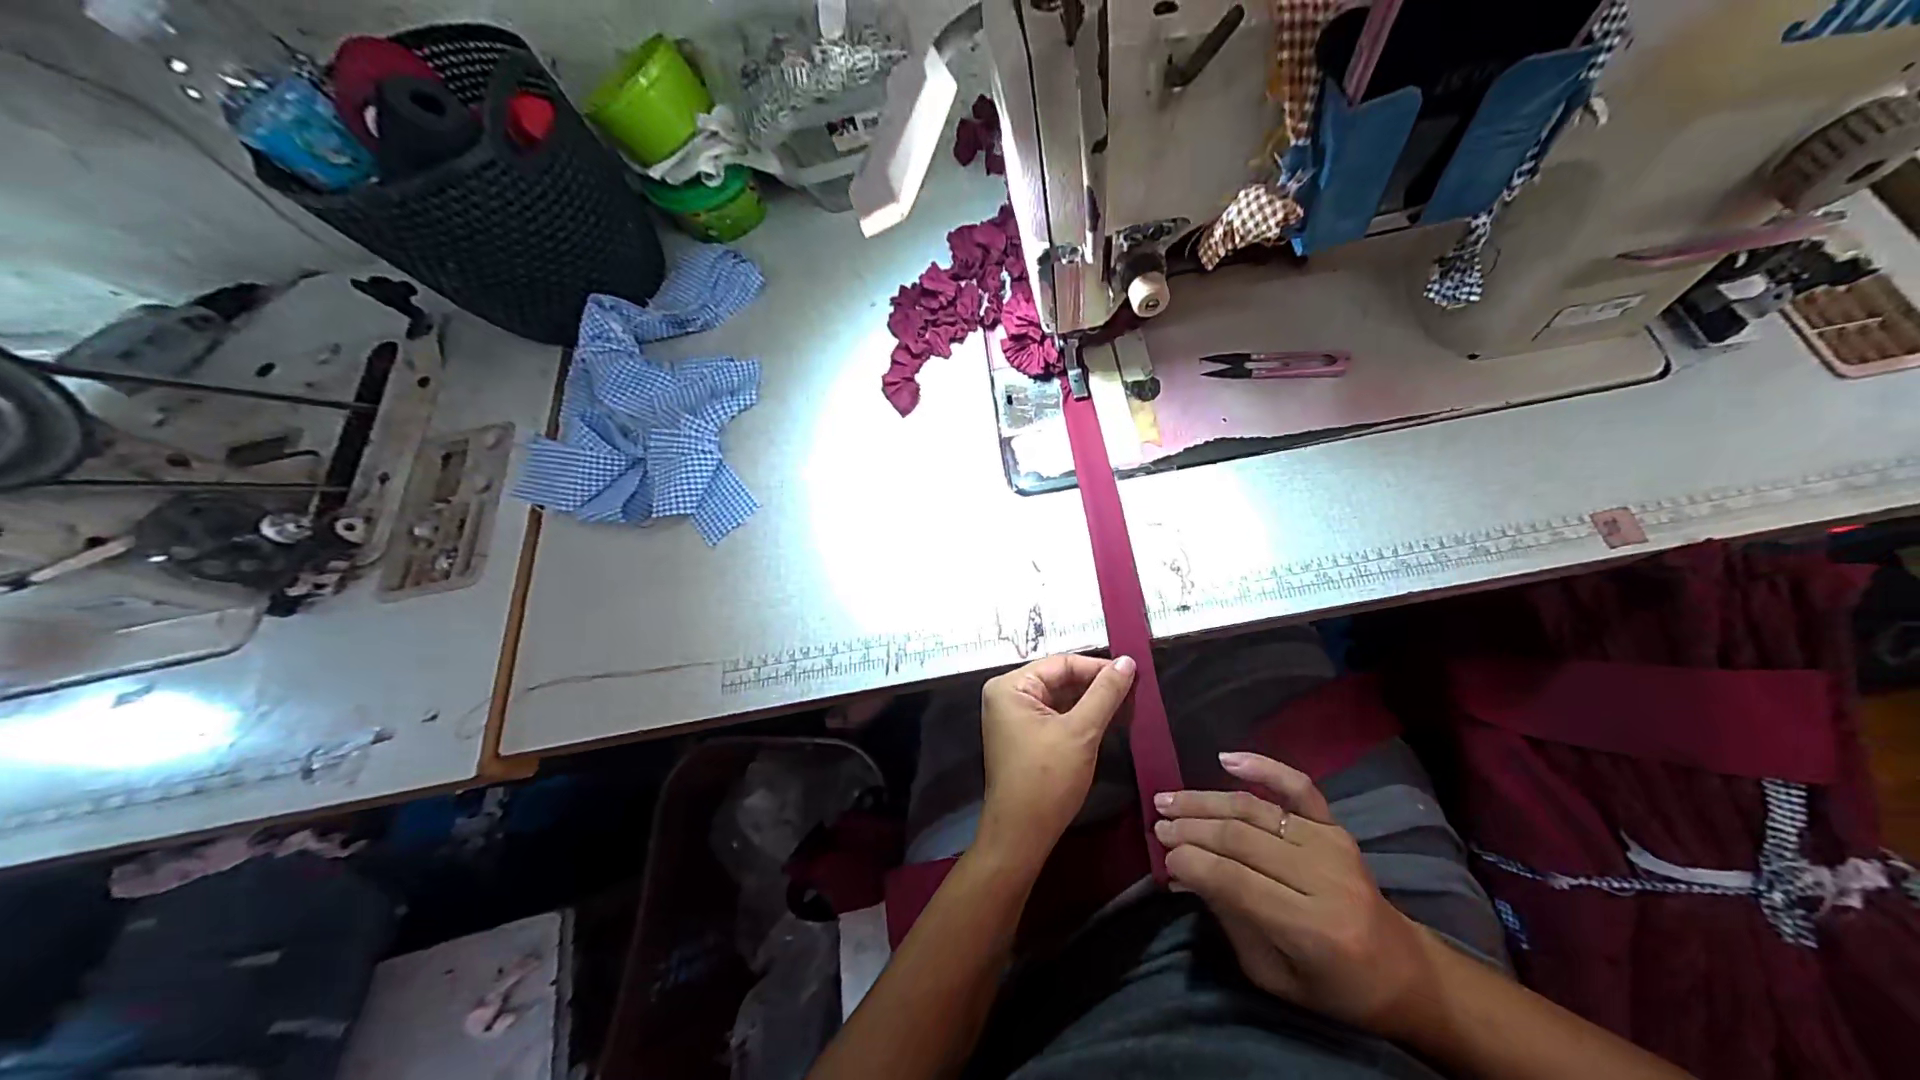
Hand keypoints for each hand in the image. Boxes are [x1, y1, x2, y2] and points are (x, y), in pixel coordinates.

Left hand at [976, 653, 1136, 869]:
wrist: (1021, 834)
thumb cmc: (1046, 779)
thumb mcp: (1081, 731)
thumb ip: (1105, 693)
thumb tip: (1128, 661)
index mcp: (1010, 686)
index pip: (1061, 664)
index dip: (1099, 667)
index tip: (1134, 673)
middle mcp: (1008, 696)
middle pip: (1060, 679)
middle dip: (1097, 686)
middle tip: (1137, 691)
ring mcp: (1015, 718)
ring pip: (1061, 699)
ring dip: (1093, 703)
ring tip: (1130, 705)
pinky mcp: (1025, 738)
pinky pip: (1057, 717)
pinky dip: (1083, 718)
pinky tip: (1111, 721)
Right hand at [1153, 752, 1439, 1037]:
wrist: (1404, 973)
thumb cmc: (1334, 987)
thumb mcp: (1273, 974)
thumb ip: (1230, 918)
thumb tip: (1185, 871)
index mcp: (1311, 928)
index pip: (1235, 880)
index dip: (1192, 863)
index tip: (1162, 857)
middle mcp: (1323, 878)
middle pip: (1241, 838)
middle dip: (1191, 830)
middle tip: (1157, 826)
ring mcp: (1332, 845)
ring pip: (1255, 809)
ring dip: (1206, 801)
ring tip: (1168, 800)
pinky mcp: (1336, 827)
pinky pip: (1299, 788)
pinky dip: (1263, 766)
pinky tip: (1226, 758)